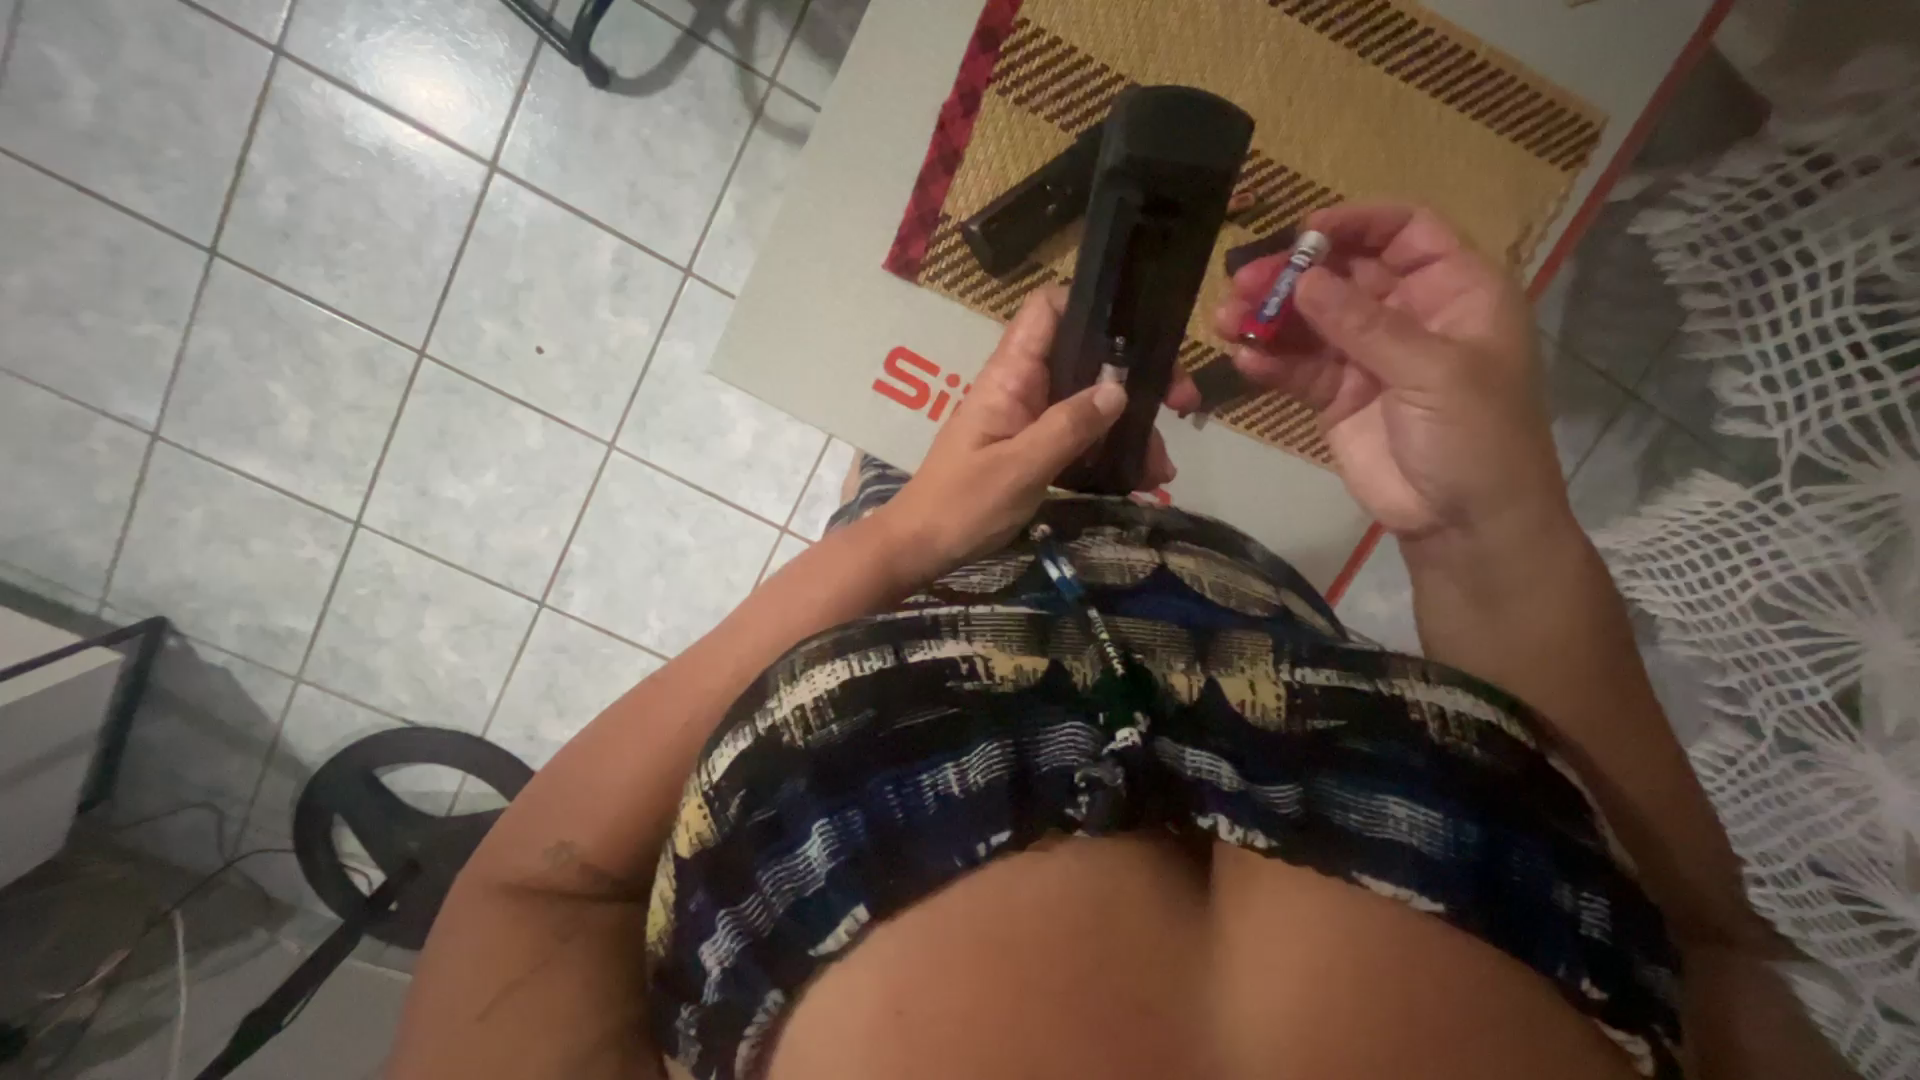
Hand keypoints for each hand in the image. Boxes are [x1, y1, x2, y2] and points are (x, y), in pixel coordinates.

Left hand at [876, 287, 1175, 577]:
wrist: (921, 548)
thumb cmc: (962, 505)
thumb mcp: (1020, 468)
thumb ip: (1068, 427)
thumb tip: (1118, 389)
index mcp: (1009, 376)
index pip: (1047, 311)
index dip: (1091, 306)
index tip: (1140, 331)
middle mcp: (1022, 388)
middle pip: (1085, 360)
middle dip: (1134, 379)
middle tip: (1182, 407)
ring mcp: (1027, 419)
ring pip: (1088, 404)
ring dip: (1129, 428)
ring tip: (1161, 468)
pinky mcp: (1031, 449)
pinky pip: (1078, 438)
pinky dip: (1108, 454)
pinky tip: (1140, 480)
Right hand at [1178, 202, 1569, 544]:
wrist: (1463, 521)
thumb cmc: (1476, 436)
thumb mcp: (1433, 372)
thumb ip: (1366, 325)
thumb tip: (1304, 280)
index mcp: (1454, 292)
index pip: (1406, 232)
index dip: (1357, 223)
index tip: (1304, 231)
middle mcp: (1407, 315)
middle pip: (1344, 275)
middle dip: (1293, 275)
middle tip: (1242, 283)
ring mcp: (1367, 357)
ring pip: (1310, 321)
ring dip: (1268, 318)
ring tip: (1225, 321)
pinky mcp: (1335, 396)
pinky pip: (1297, 368)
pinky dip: (1269, 363)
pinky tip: (1243, 361)